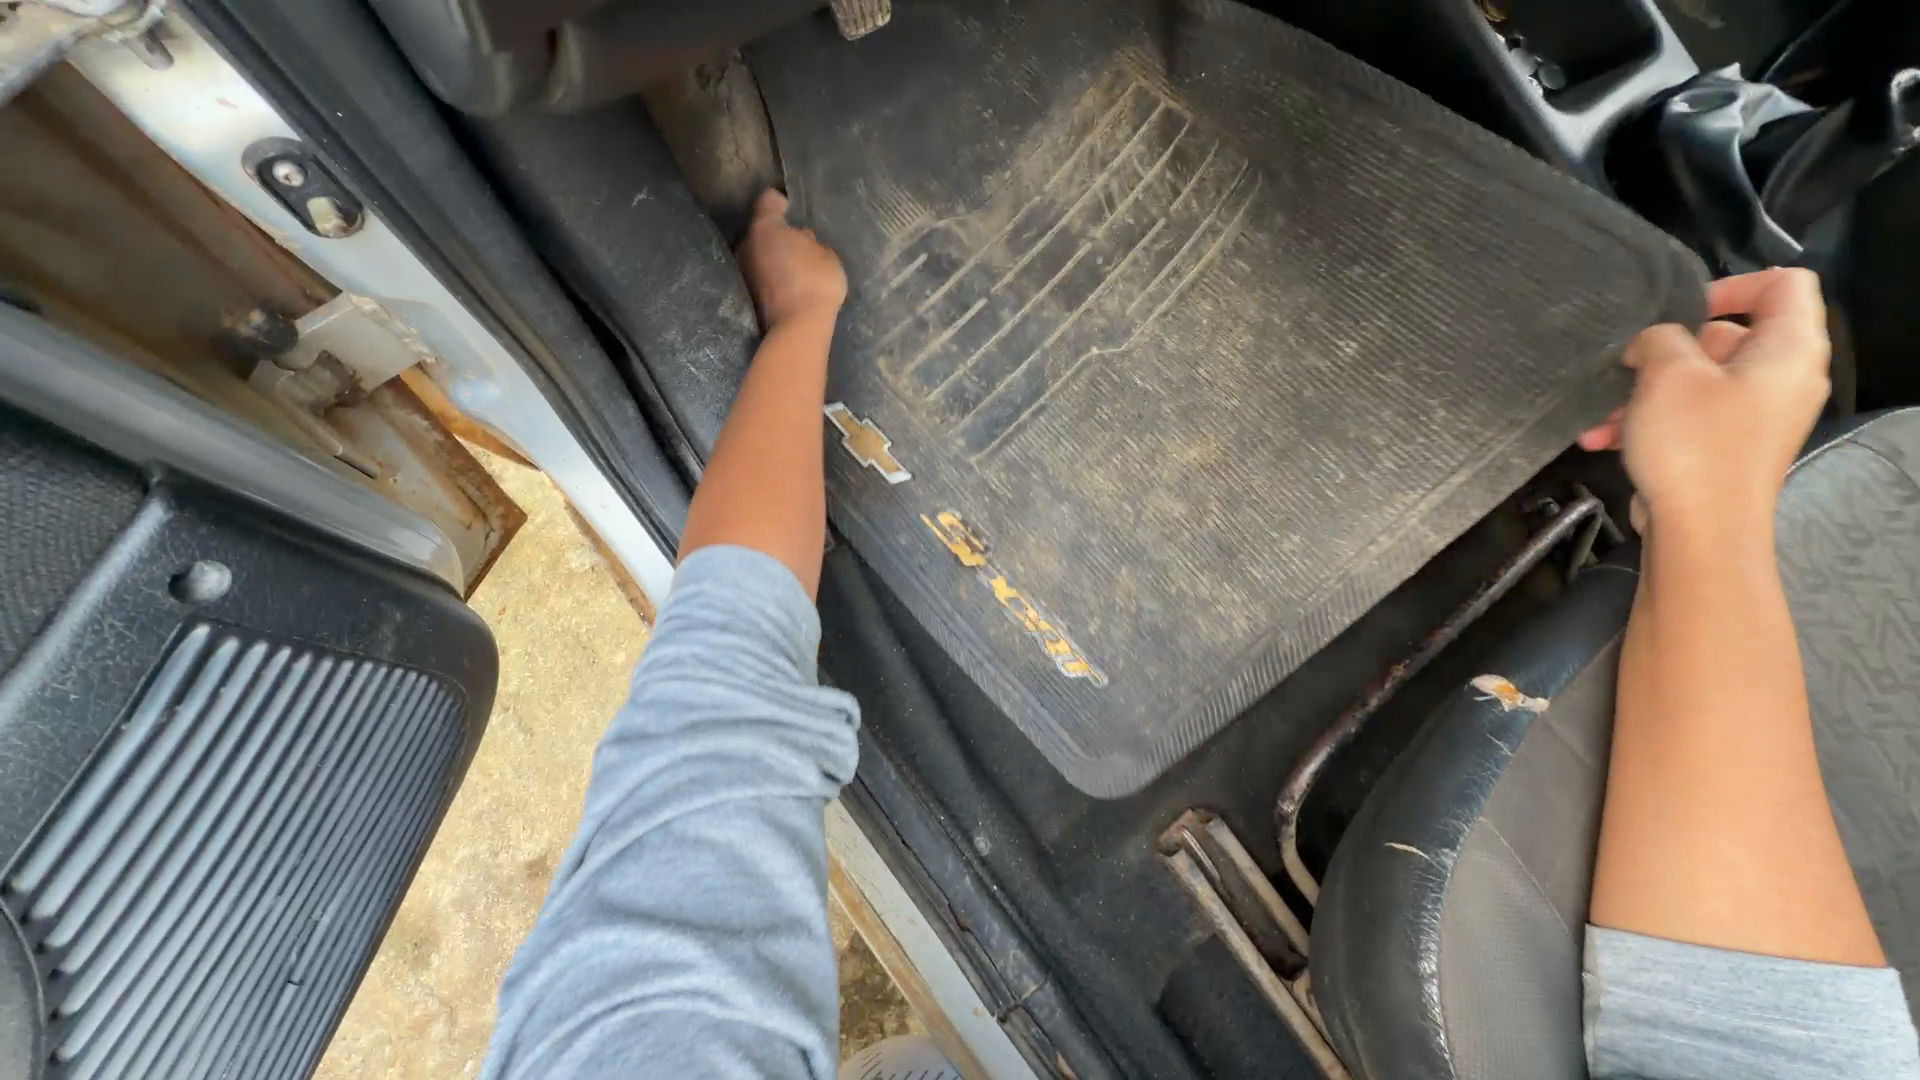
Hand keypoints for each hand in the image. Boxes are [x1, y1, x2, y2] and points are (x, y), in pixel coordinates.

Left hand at [736, 189, 846, 331]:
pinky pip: (761, 276)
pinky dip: (771, 278)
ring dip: (773, 257)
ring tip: (794, 269)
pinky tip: (788, 286)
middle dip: (778, 234)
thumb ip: (812, 242)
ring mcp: (743, 270)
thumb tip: (801, 240)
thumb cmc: (816, 282)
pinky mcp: (746, 294)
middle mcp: (747, 243)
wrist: (797, 327)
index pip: (769, 200)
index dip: (782, 202)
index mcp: (766, 226)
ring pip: (759, 254)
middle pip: (762, 230)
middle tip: (800, 245)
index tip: (793, 211)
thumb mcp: (827, 256)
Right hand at [1578, 268, 1830, 533]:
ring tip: (1598, 419)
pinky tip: (1601, 440)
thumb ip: (1659, 340)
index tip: (1677, 310)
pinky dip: (1645, 421)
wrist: (1701, 525)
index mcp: (1787, 350)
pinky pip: (1685, 415)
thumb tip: (1654, 342)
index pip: (1783, 286)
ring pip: (1694, 382)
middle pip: (1725, 338)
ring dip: (1639, 395)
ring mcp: (1753, 414)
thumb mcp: (1667, 376)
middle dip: (1663, 353)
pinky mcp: (1726, 443)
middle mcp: (1779, 377)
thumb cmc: (1693, 442)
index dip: (1731, 285)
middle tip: (1622, 370)